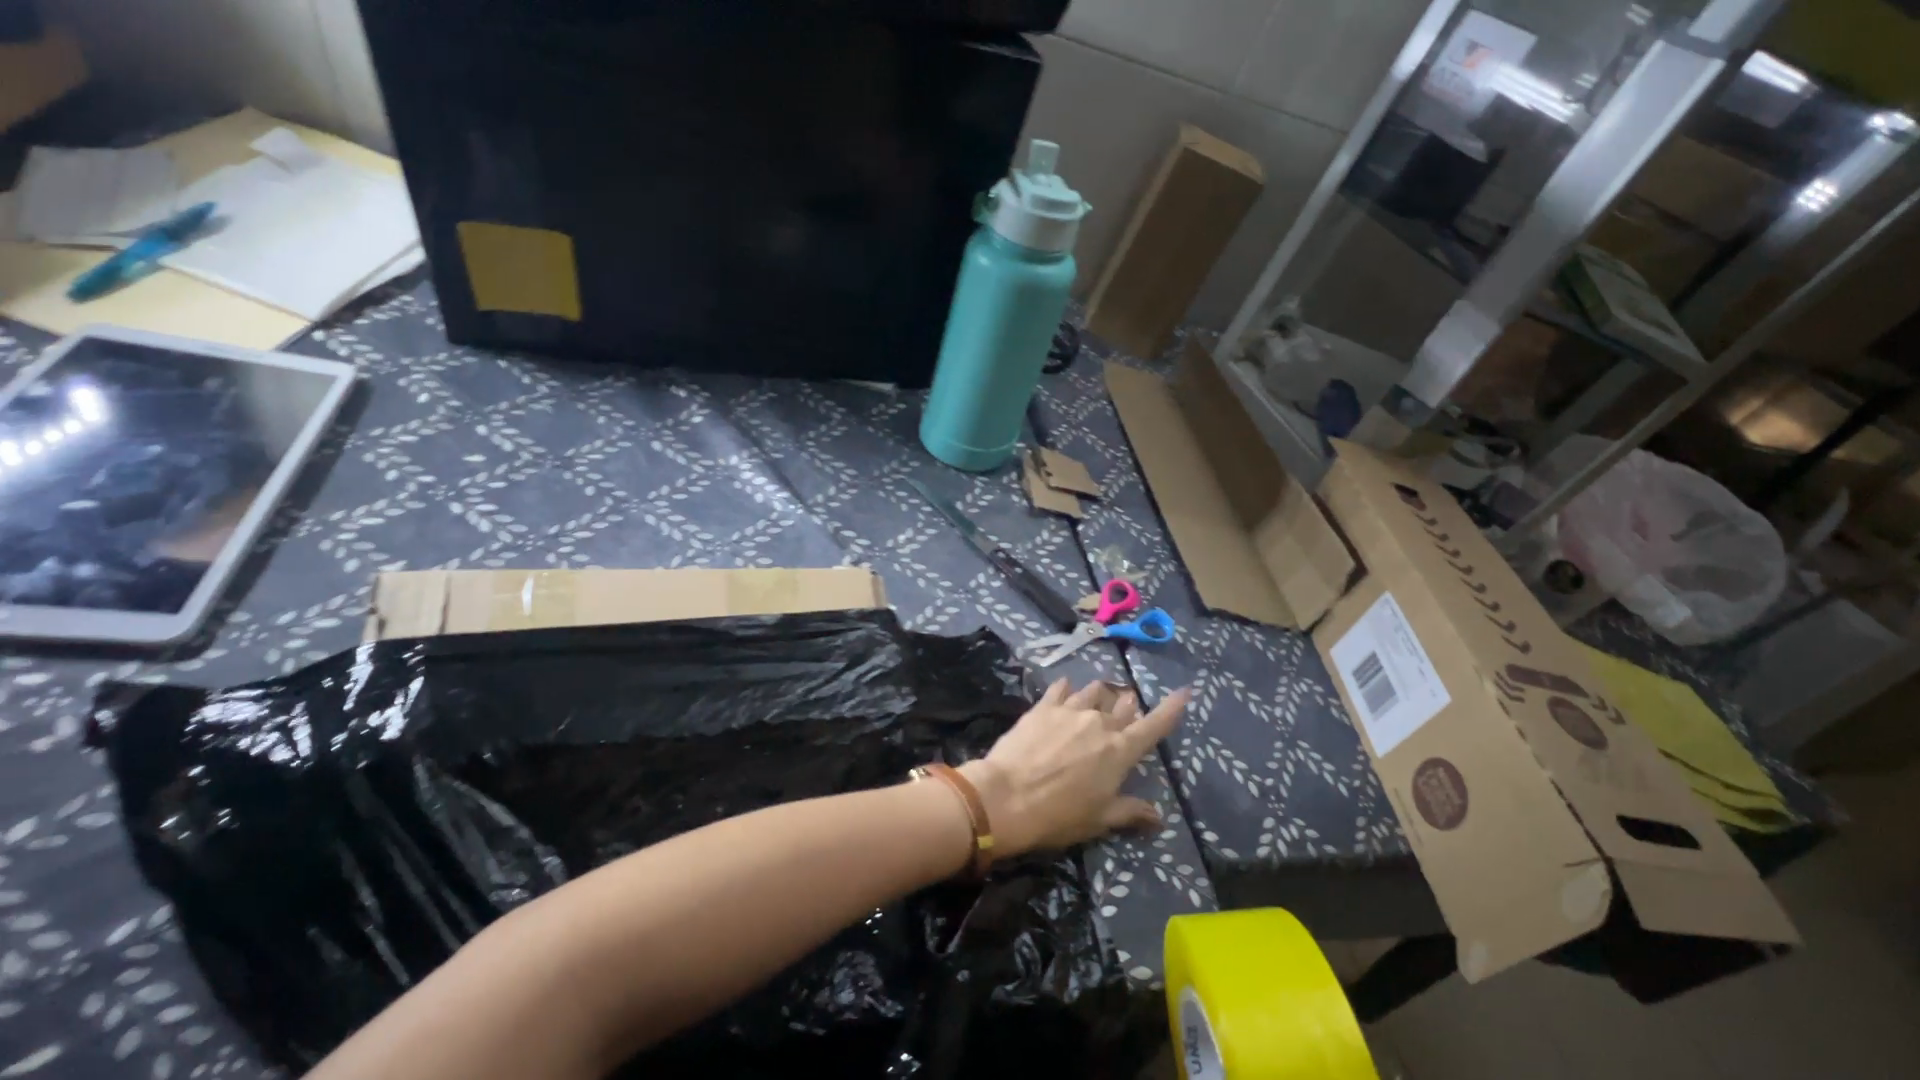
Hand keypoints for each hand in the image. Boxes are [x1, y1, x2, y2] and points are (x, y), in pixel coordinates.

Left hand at [959, 680, 1189, 857]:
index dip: (1171, 708)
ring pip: (1094, 692)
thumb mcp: (1100, 820)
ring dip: (1101, 695)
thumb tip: (1158, 817)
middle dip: (1128, 705)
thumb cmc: (1059, 815)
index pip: (1154, 724)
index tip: (1185, 692)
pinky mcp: (1042, 707)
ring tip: (1098, 698)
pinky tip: (1066, 689)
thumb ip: (1130, 812)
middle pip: (1122, 706)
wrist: (1006, 797)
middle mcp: (1100, 723)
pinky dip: (1068, 689)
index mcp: (1120, 751)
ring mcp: (1070, 711)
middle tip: (1127, 707)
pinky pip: (1061, 689)